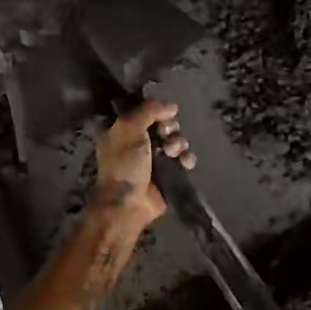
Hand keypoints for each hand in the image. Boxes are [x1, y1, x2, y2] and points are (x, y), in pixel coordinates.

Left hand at [93, 99, 195, 224]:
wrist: (129, 203)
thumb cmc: (124, 163)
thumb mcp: (129, 128)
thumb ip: (149, 110)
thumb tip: (172, 106)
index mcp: (124, 129)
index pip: (147, 111)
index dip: (158, 110)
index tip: (163, 114)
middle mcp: (139, 141)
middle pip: (165, 124)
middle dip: (170, 128)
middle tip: (165, 135)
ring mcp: (155, 158)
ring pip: (176, 140)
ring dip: (178, 143)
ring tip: (172, 153)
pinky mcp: (169, 172)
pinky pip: (184, 158)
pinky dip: (187, 158)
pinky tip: (184, 163)